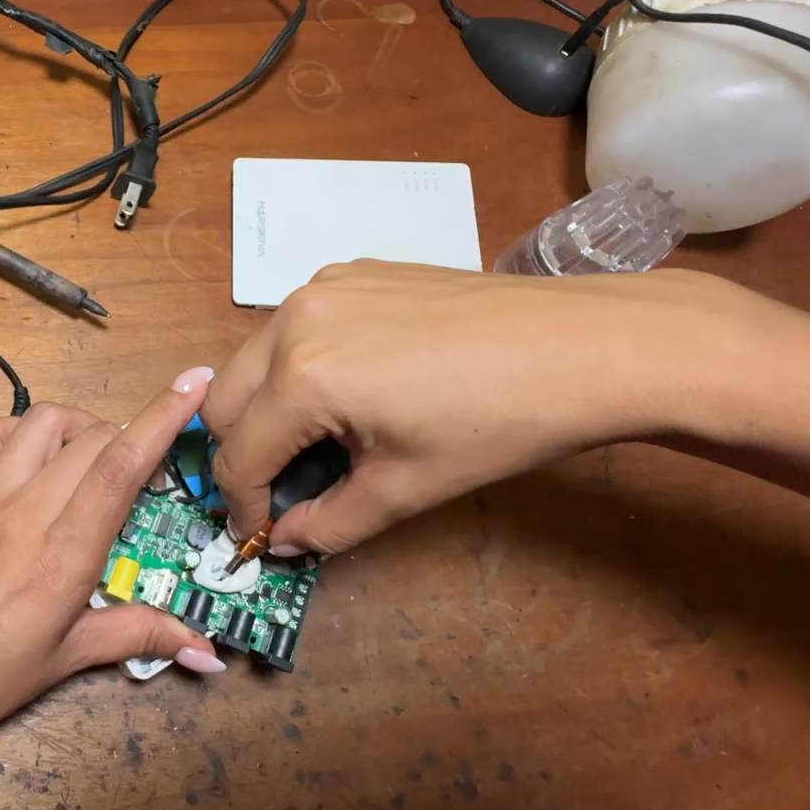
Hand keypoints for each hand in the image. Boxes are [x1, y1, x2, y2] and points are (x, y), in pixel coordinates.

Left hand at [0, 369, 224, 770]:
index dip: (162, 417)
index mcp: (63, 553)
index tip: (193, 380)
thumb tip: (209, 652)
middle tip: (143, 471)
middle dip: (129, 435)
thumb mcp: (68, 660)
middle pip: (89, 438)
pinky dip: (16, 432)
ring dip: (77, 425)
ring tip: (89, 458)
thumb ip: (140, 636)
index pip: (121, 466)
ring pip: (39, 422)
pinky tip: (28, 460)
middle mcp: (25, 511)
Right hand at [203, 261, 760, 555]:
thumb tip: (284, 538)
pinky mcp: (347, 271)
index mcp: (303, 378)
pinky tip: (351, 384)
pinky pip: (292, 327)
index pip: (237, 455)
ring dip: (265, 407)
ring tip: (320, 435)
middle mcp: (292, 320)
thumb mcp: (407, 489)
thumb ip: (328, 524)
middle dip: (241, 452)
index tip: (258, 533)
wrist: (589, 344)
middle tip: (284, 484)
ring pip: (251, 361)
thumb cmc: (500, 425)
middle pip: (220, 402)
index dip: (241, 506)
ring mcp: (319, 286)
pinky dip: (298, 365)